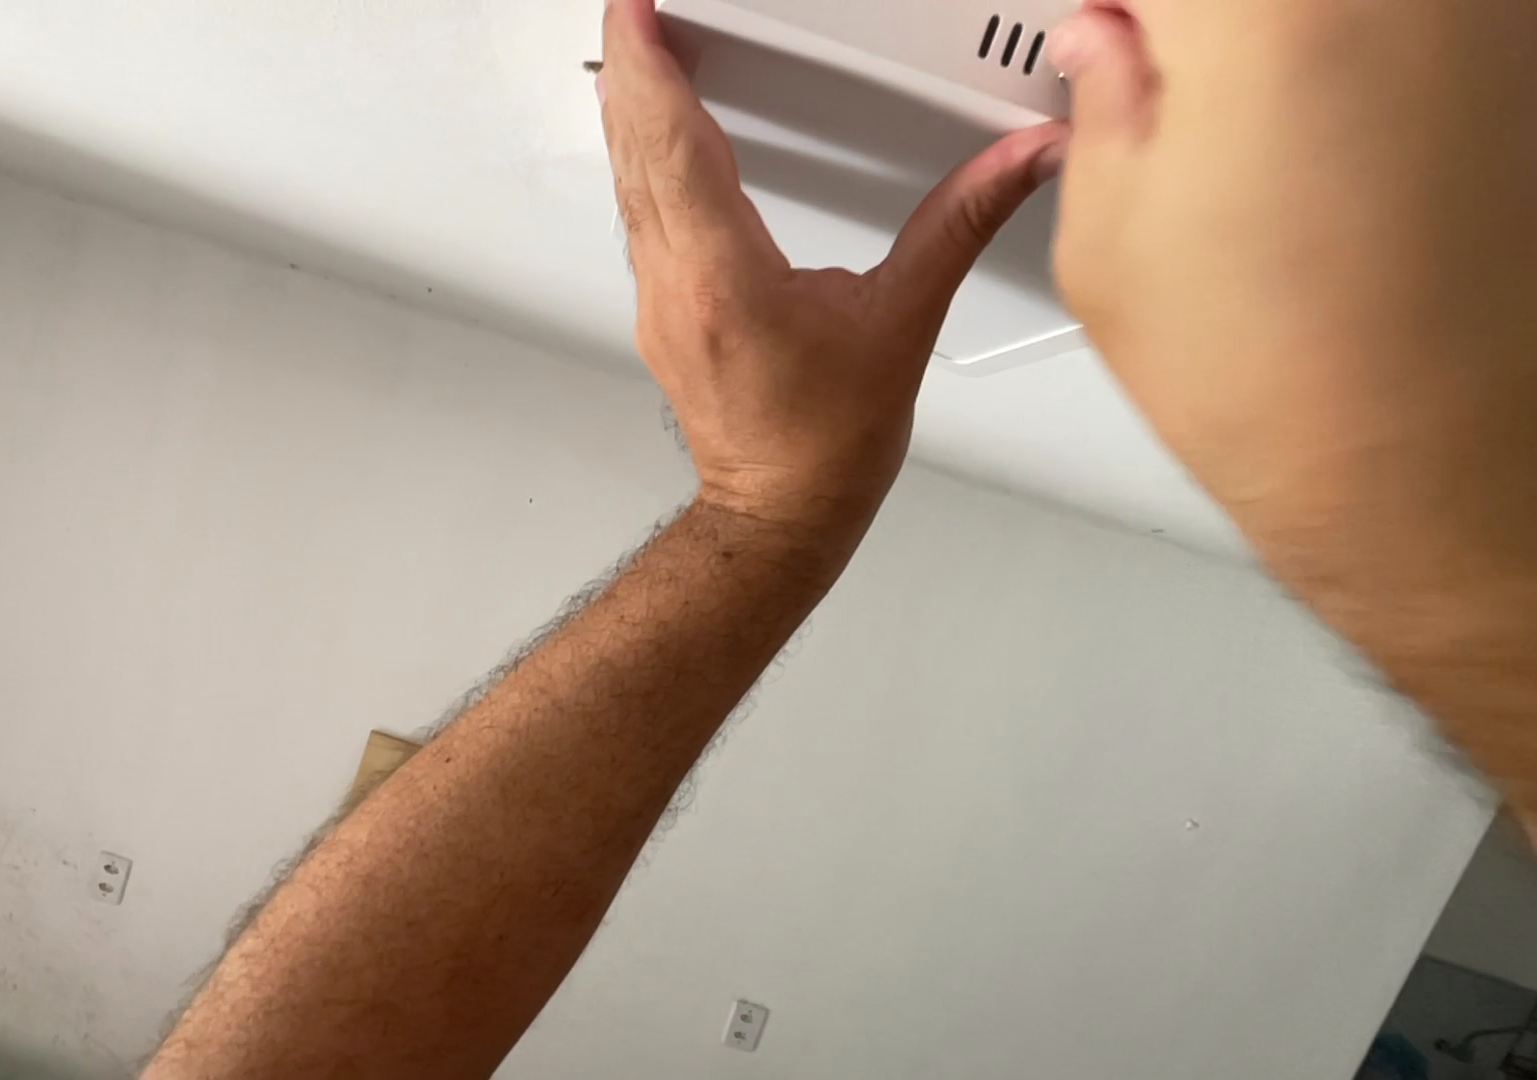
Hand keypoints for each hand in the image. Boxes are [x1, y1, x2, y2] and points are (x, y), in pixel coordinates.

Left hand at [598, 0, 1066, 536]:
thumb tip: (1018, 158)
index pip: (671, 150)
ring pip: (629, 193)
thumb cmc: (824, 444)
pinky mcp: (661, 318)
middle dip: (629, 73)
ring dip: (631, 121)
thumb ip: (954, 228)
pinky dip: (643, 171)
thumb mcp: (899, 326)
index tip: (633, 8)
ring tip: (637, 55)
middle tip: (632, 7)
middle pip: (636, 159)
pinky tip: (655, 147)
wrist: (778, 508)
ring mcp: (658, 306)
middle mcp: (675, 288)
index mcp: (724, 280)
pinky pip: (639, 226)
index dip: (648, 71)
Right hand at [1049, 2, 1536, 810]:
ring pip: (1312, 12)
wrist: (1413, 450)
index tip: (1080, 30)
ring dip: (1243, 46)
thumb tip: (1098, 40)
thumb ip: (1098, 106)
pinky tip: (1287, 126)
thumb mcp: (1104, 236)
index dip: (1097, 5)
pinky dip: (1322, 64)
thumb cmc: (1257, 370)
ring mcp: (1488, 20)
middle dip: (1161, 23)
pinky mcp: (1520, 65)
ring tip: (1200, 110)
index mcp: (1264, 15)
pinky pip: (1393, 35)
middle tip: (1123, 57)